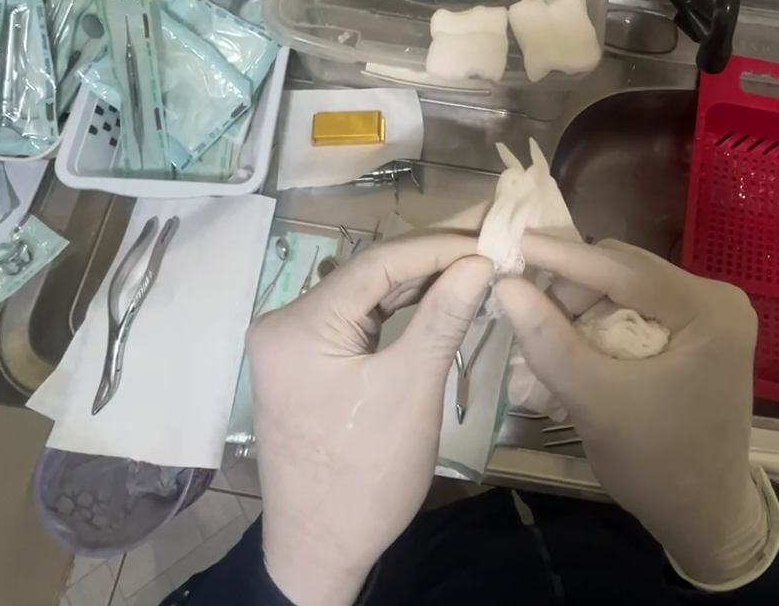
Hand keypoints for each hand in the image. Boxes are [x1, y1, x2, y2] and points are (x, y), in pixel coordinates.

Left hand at [247, 231, 493, 605]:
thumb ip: (444, 317)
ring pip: (370, 292)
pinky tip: (444, 286)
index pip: (378, 265)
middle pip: (372, 273)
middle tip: (488, 225)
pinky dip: (405, 304)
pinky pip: (364, 317)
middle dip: (434, 253)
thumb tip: (482, 260)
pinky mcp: (313, 357)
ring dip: (424, 275)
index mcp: (298, 326)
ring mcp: (298, 340)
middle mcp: (287, 321)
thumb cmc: (366, 477)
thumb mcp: (411, 391)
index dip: (439, 247)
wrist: (322, 554)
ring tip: (476, 249)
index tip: (490, 236)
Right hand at [495, 235, 778, 587]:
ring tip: (549, 326)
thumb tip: (506, 285)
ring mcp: (711, 312)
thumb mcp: (594, 401)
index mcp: (709, 311)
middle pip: (627, 268)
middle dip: (574, 284)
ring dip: (585, 299)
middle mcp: (717, 299)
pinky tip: (577, 335)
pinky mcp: (699, 328)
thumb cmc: (656, 464)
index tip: (518, 240)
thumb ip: (549, 341)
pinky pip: (639, 301)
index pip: (626, 269)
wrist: (705, 517)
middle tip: (529, 306)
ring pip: (629, 282)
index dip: (567, 256)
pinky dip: (603, 313)